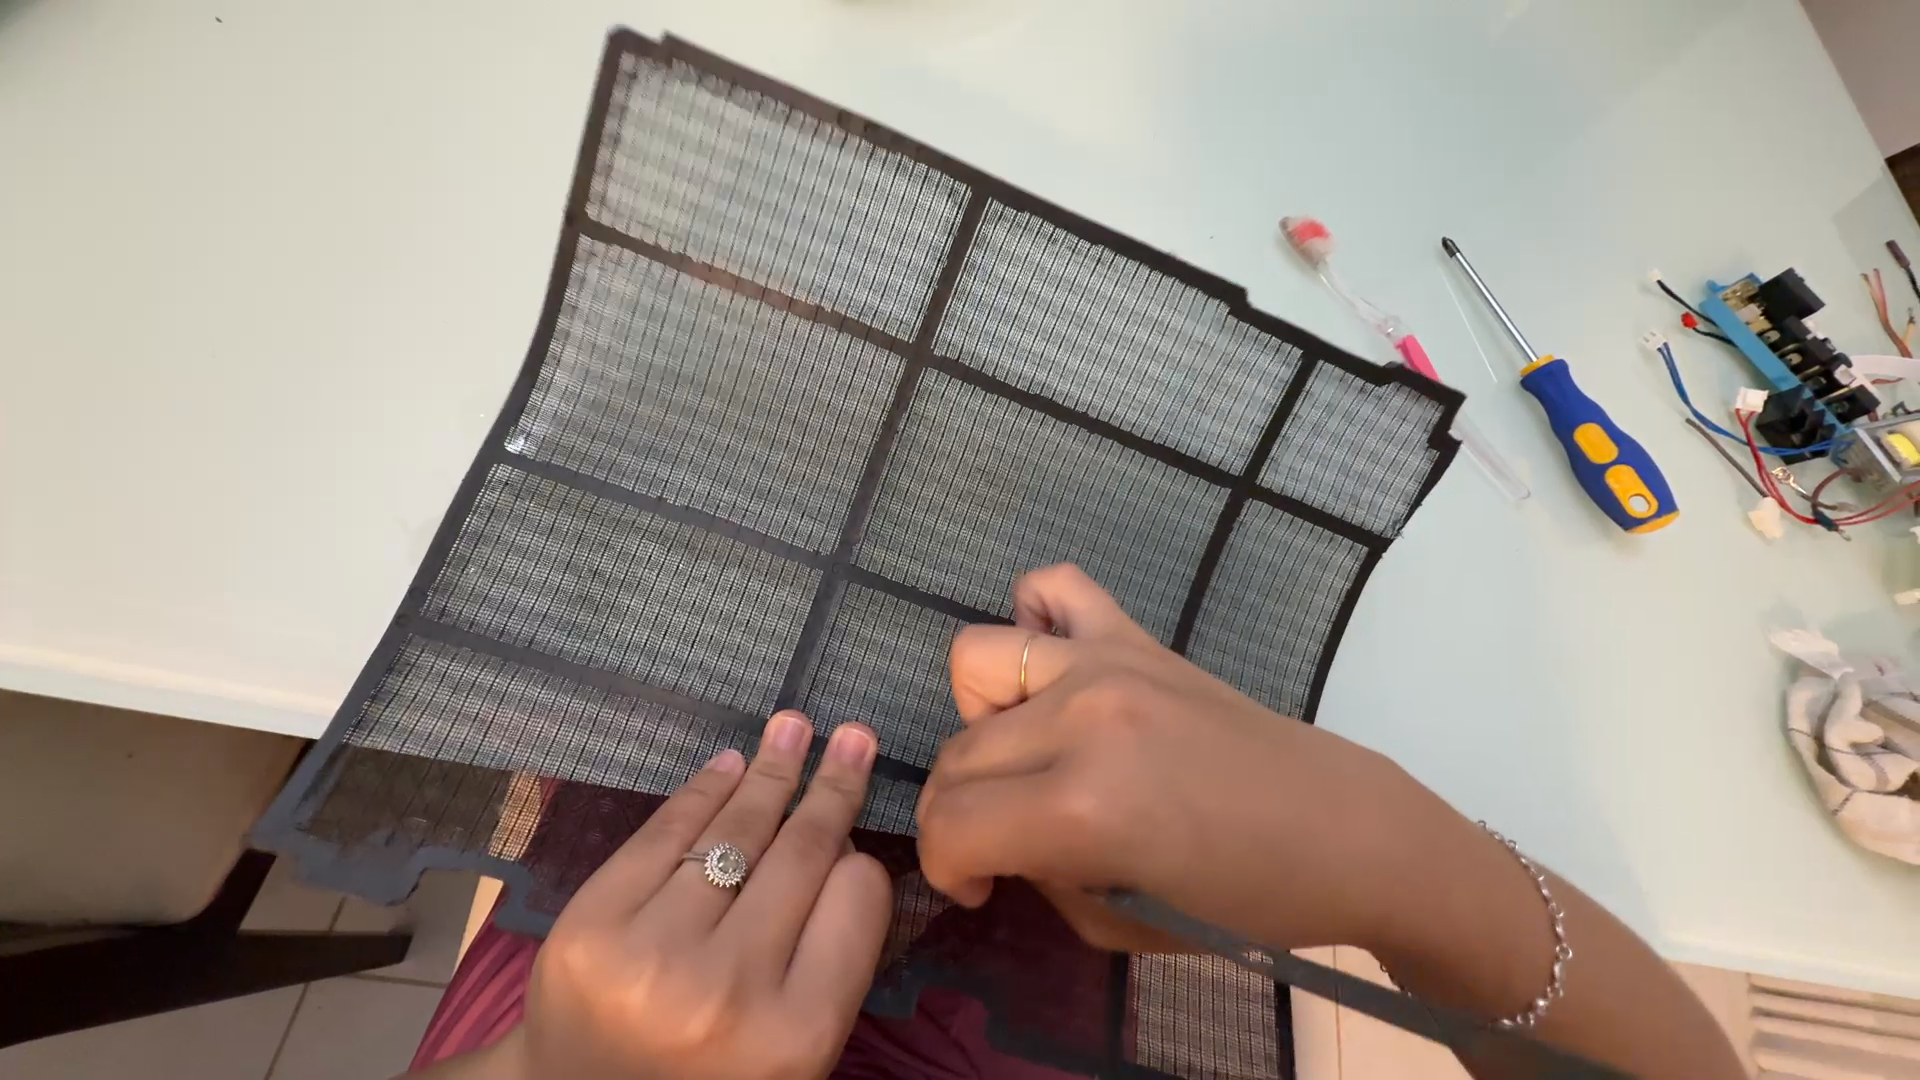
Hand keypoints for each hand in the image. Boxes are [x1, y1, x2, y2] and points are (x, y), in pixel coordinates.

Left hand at [513, 712, 891, 1079]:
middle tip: (856, 735)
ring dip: (773, 769)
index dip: (859, 861)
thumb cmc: (714, 1078)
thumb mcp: (798, 1044)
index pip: (858, 895)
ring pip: (737, 830)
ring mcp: (652, 953)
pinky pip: (667, 830)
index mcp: (798, 1034)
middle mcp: (728, 990)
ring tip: (794, 727)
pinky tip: (732, 764)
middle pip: (803, 850)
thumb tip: (838, 834)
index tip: (853, 842)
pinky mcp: (592, 924)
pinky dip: (705, 789)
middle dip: (835, 784)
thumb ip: (831, 951)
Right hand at [916, 564, 1436, 954]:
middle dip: (957, 811)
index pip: (951, 825)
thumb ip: (1033, 872)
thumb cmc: (1242, 899)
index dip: (944, 865)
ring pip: (976, 660)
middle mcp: (1083, 717)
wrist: (1340, 827)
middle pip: (957, 752)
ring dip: (982, 718)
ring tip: (1030, 748)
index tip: (977, 883)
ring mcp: (1108, 661)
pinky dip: (1034, 617)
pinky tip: (1058, 667)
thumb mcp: (1114, 923)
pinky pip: (1054, 585)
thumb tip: (995, 837)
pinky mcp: (1135, 635)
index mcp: (1082, 808)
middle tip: (1002, 838)